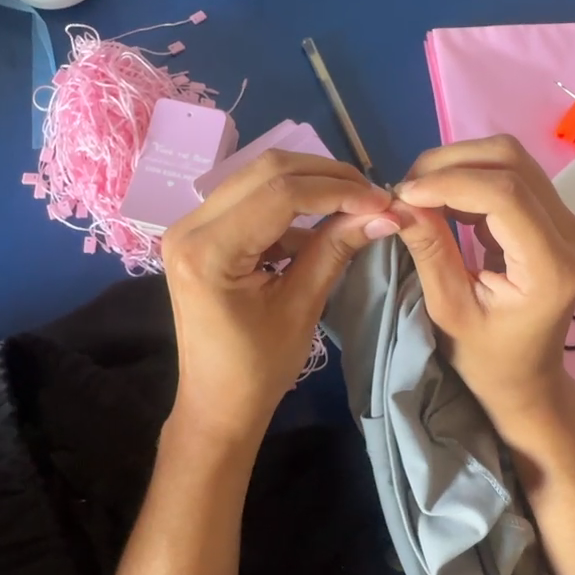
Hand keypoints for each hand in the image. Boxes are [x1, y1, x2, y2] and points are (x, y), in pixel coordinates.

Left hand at [163, 152, 396, 448]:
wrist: (217, 403)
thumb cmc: (258, 368)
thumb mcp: (302, 307)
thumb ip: (335, 249)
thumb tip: (385, 212)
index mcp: (208, 251)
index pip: (281, 194)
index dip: (337, 189)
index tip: (382, 201)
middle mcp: (189, 227)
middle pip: (266, 172)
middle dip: (325, 177)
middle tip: (371, 196)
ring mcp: (189, 227)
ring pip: (257, 179)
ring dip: (309, 186)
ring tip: (354, 206)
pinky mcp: (199, 234)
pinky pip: (248, 200)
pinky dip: (288, 205)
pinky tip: (321, 225)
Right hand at [392, 136, 574, 431]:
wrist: (526, 377)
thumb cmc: (486, 357)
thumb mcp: (448, 310)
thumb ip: (430, 251)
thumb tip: (400, 202)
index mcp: (550, 265)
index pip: (504, 195)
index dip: (450, 182)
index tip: (403, 194)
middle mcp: (570, 232)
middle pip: (511, 162)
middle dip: (450, 164)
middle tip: (406, 189)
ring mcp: (566, 220)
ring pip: (510, 159)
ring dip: (458, 165)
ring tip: (420, 192)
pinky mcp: (553, 216)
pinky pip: (510, 175)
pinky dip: (469, 176)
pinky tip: (442, 200)